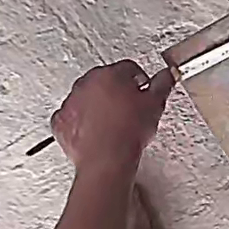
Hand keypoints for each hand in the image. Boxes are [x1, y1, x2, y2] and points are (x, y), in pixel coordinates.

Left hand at [49, 60, 175, 176]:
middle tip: (129, 107)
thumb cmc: (128, 132)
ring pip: (87, 97)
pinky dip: (81, 121)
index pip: (128, 68)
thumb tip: (167, 75)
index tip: (142, 88)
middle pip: (105, 80)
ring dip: (98, 105)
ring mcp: (71, 102)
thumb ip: (162, 84)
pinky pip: (71, 116)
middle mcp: (87, 83)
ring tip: (114, 121)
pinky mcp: (61, 121)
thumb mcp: (155, 104)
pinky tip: (95, 130)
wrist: (107, 159)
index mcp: (111, 75)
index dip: (139, 79)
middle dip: (117, 91)